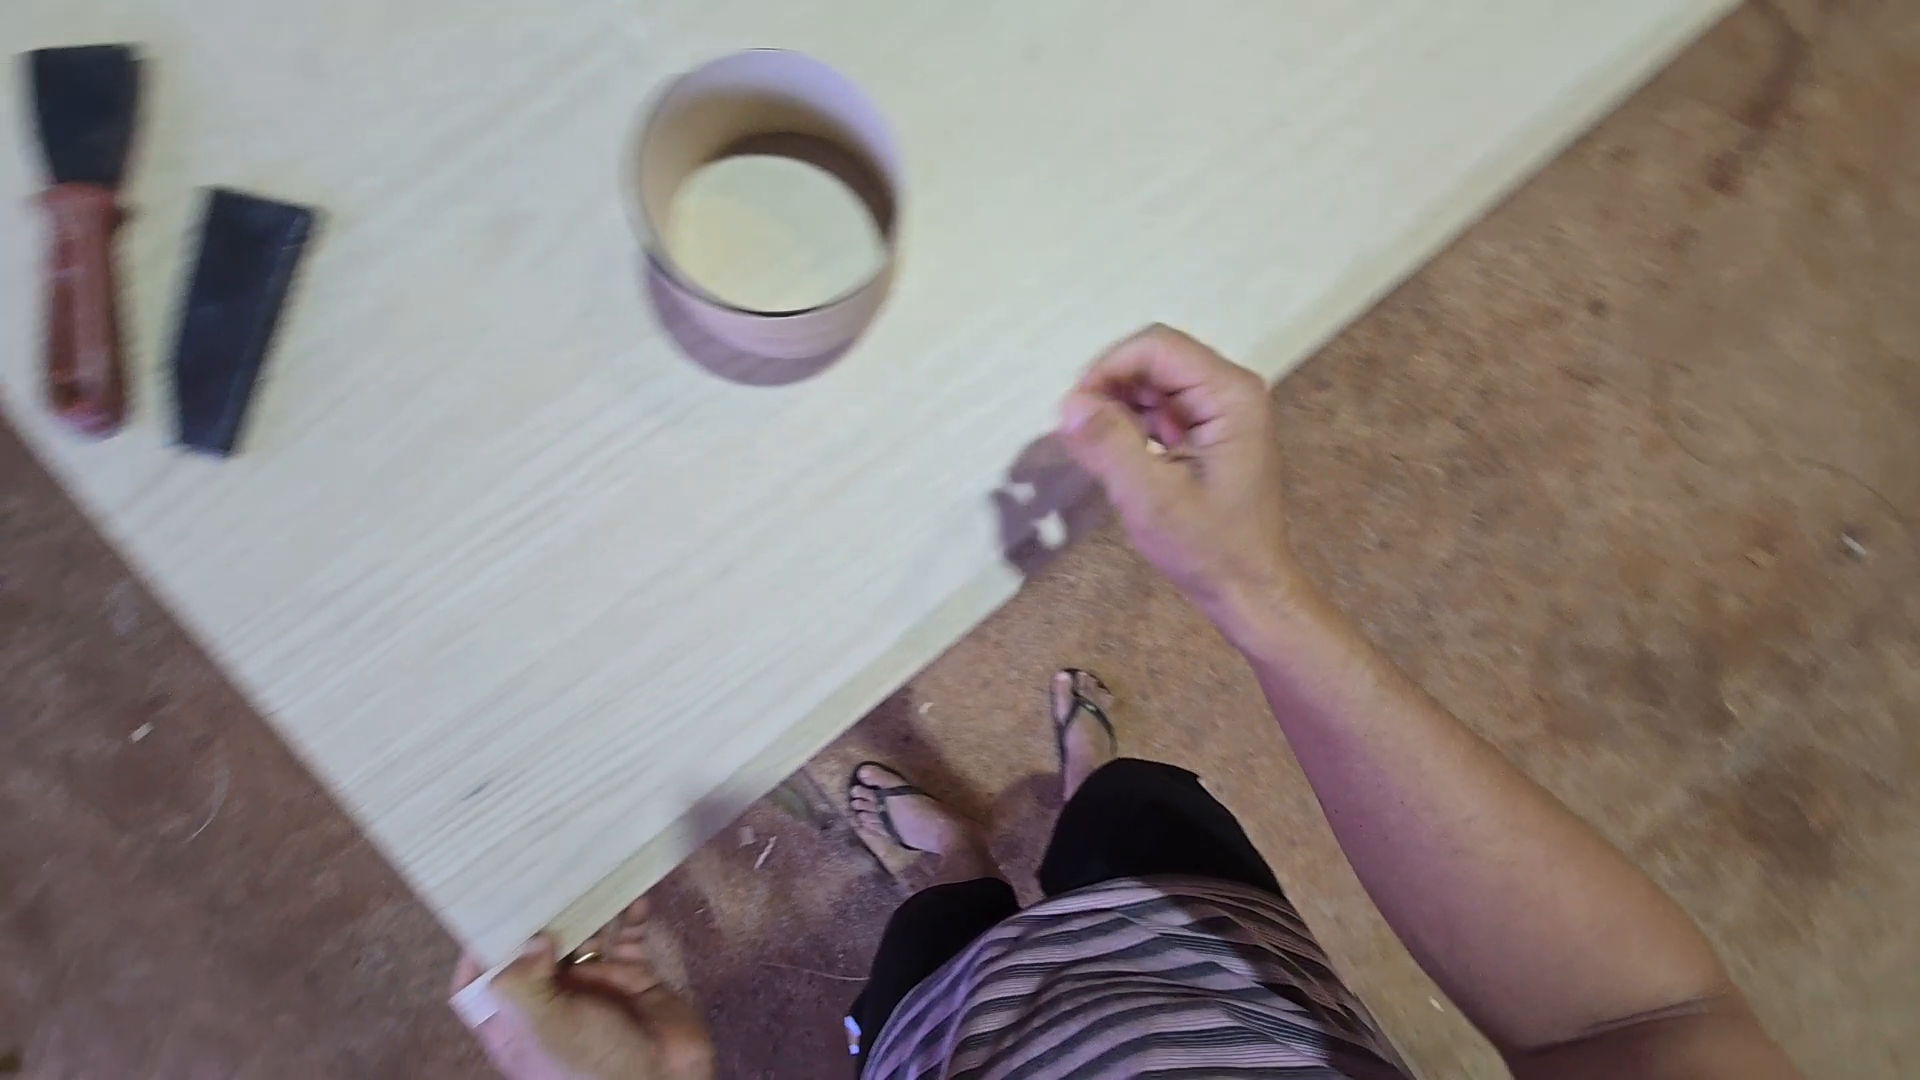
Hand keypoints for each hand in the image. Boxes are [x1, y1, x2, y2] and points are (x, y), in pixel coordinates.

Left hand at [449, 900, 713, 1079]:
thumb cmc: (592, 1066)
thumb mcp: (548, 1033)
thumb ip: (526, 986)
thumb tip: (532, 936)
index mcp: (517, 1023)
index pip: (481, 985)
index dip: (480, 950)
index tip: (490, 907)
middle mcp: (552, 1000)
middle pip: (537, 950)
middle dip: (544, 915)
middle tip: (551, 871)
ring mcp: (595, 985)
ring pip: (585, 934)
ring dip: (591, 908)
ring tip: (596, 874)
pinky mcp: (633, 975)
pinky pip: (630, 936)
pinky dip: (633, 914)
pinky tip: (637, 897)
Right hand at [1059, 325, 1299, 629]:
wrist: (1247, 590)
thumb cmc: (1207, 548)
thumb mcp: (1150, 498)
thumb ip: (1109, 444)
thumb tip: (1068, 403)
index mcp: (1230, 396)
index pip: (1157, 348)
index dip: (1108, 369)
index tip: (1075, 410)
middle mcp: (1230, 392)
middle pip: (1154, 360)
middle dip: (1110, 388)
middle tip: (1079, 433)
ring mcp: (1220, 412)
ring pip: (1152, 384)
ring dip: (1116, 408)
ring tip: (1095, 450)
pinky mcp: (1207, 434)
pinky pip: (1159, 411)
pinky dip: (1130, 426)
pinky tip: (1116, 458)